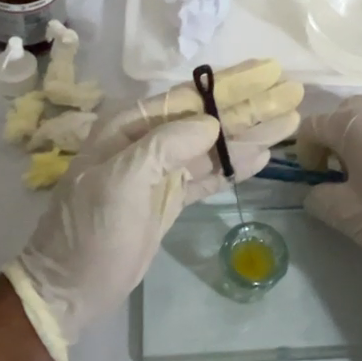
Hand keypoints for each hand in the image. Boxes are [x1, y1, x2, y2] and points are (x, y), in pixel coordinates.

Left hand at [3, 61, 301, 360]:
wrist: (71, 287)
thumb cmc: (90, 229)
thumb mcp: (121, 181)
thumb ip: (165, 145)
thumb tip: (210, 123)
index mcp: (129, 127)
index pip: (188, 97)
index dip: (230, 85)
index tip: (266, 73)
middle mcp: (148, 142)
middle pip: (207, 118)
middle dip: (248, 106)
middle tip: (291, 93)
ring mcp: (161, 172)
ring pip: (213, 147)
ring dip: (250, 135)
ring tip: (289, 121)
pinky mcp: (170, 198)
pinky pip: (208, 176)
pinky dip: (235, 167)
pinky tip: (263, 156)